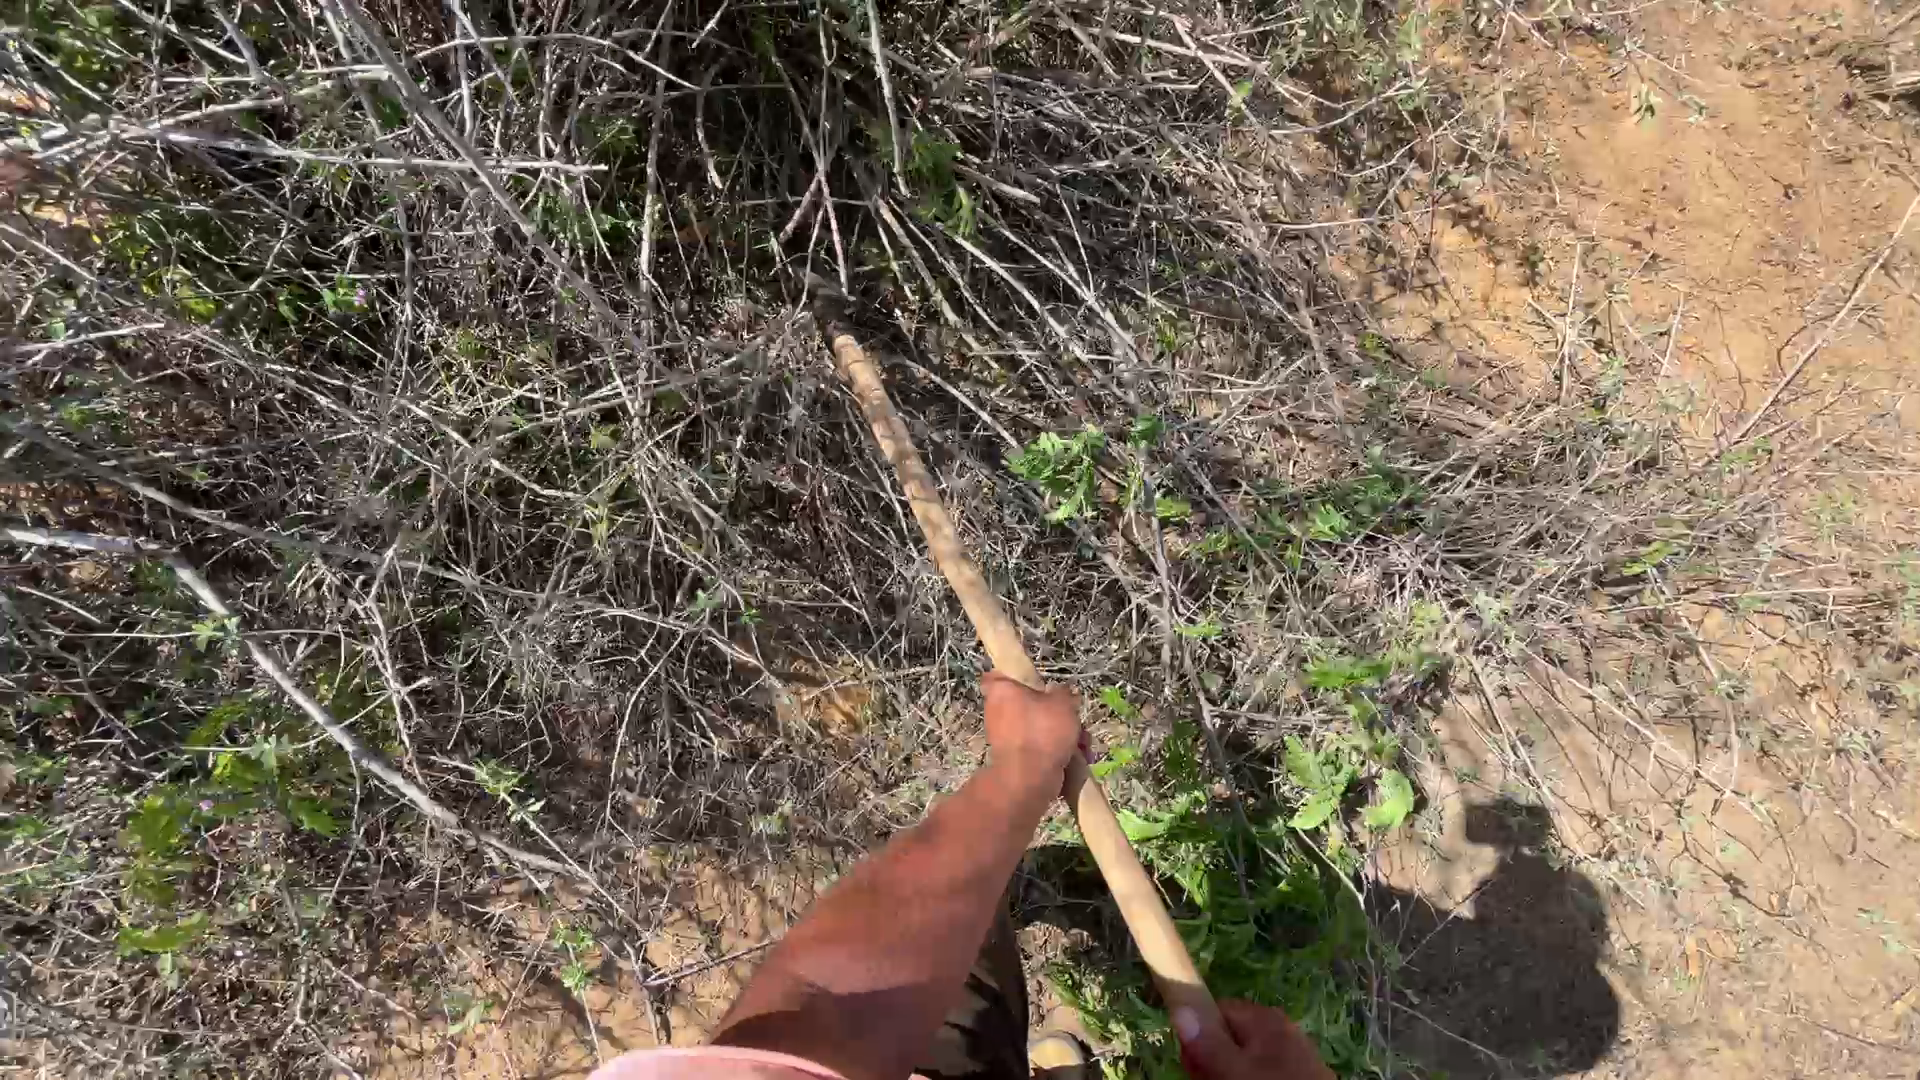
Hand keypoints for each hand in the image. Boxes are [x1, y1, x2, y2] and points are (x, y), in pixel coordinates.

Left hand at [981, 671, 1083, 788]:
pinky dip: (1053, 752)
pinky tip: (1075, 759)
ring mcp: (1003, 737)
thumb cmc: (1042, 730)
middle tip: (1073, 720)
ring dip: (1059, 735)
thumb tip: (1061, 692)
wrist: (1030, 778)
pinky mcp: (1014, 759)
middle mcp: (996, 712)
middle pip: (1027, 705)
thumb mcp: (1062, 702)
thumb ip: (1063, 692)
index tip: (1036, 683)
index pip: (998, 675)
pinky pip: (1036, 748)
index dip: (1015, 677)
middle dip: (1055, 714)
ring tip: (1081, 744)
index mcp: (1001, 691)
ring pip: (1036, 728)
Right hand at [1174, 1000, 1334, 1079]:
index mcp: (1264, 1017)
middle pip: (1231, 1036)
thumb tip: (1180, 1008)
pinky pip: (1268, 1071)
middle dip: (1216, 1059)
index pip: (1216, 1011)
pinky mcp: (1304, 1075)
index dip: (1199, 1037)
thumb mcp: (1236, 1072)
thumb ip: (1208, 1043)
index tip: (1192, 1064)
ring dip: (1232, 1072)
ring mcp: (1295, 1054)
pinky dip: (1255, 1077)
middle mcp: (1281, 1028)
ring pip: (1248, 1058)